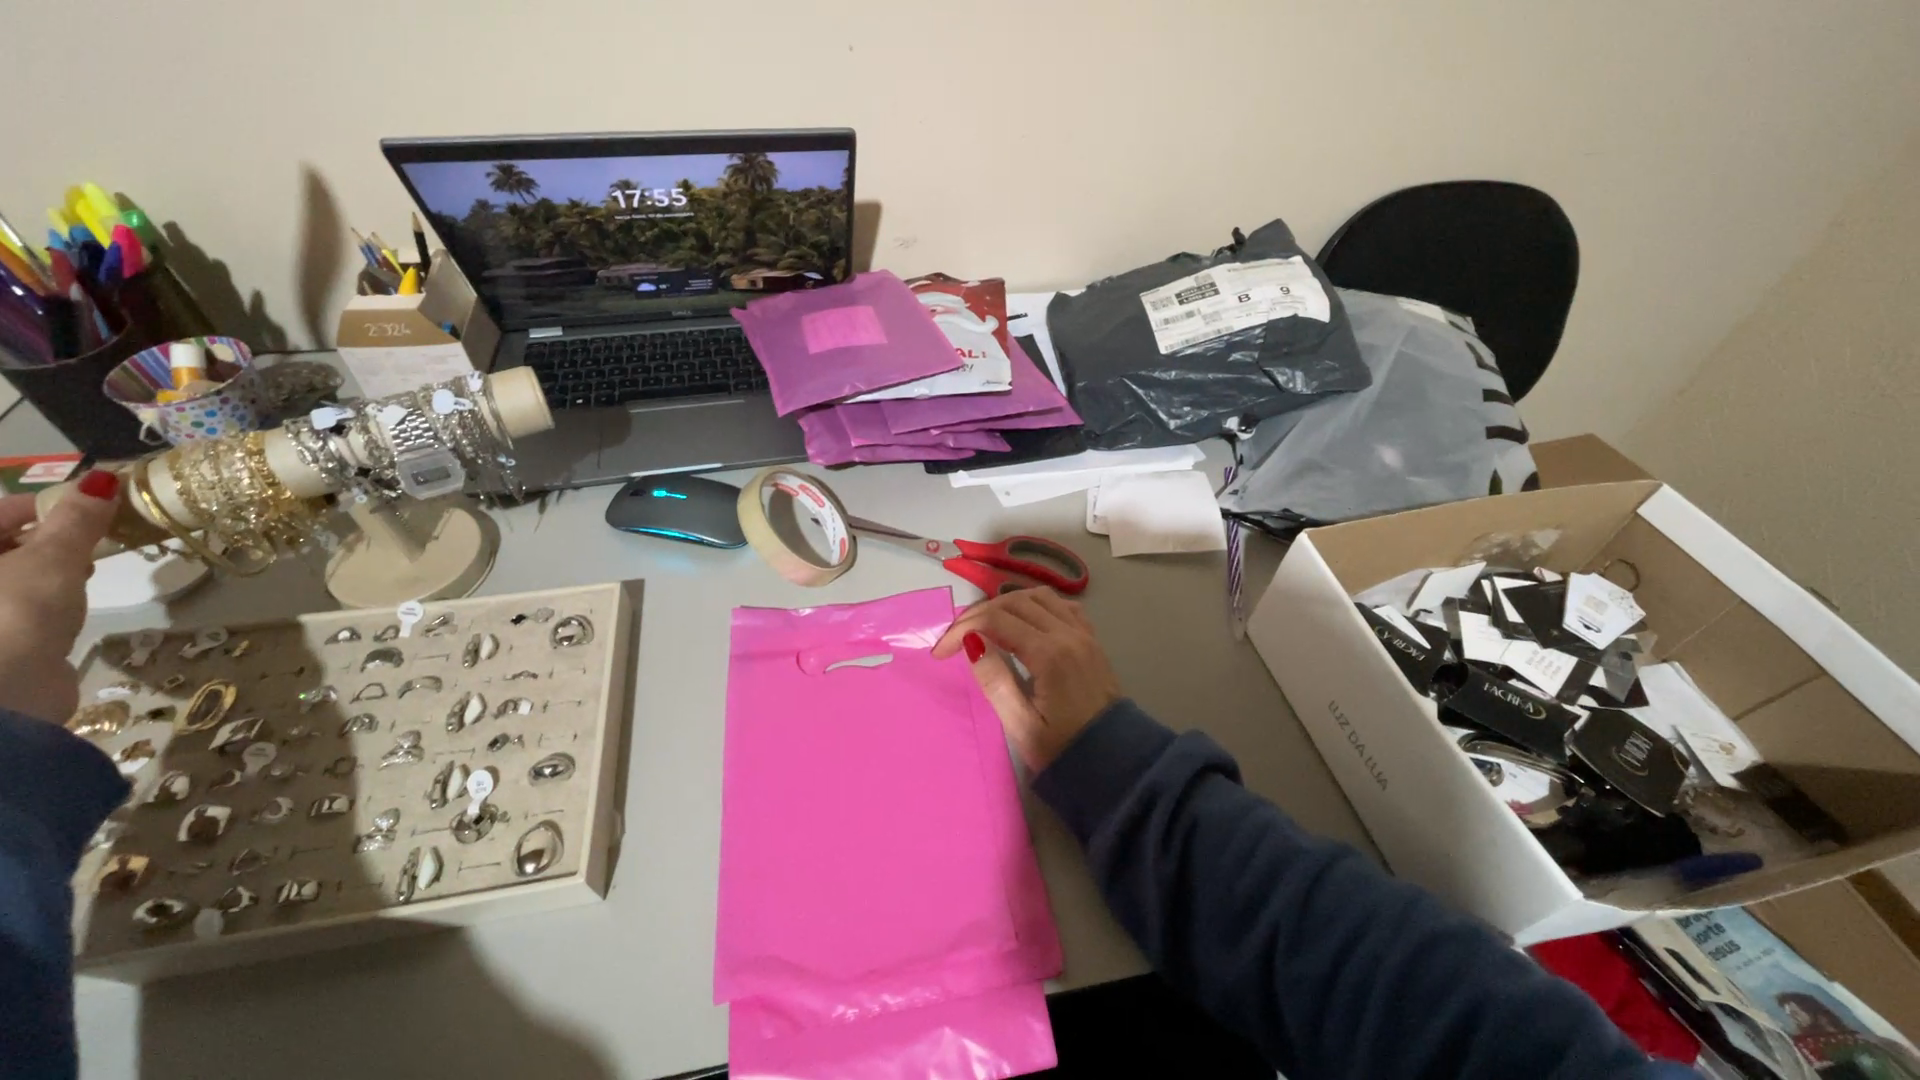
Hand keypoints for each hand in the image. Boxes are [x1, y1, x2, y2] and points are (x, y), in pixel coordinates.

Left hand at [0, 472, 119, 723]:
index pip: (0, 510)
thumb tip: (104, 480)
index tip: (99, 510)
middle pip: (0, 542)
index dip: (49, 506)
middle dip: (46, 539)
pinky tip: (63, 608)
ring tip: (79, 577)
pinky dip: (34, 599)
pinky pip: (7, 604)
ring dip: (42, 569)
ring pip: (6, 573)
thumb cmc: (13, 615)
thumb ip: (78, 520)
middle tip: (91, 545)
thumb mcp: (52, 560)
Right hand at [934, 589, 1121, 771]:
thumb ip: (996, 681)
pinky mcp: (1091, 640)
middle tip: (956, 639)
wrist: (1116, 761)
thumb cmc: (1064, 748)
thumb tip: (971, 642)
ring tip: (985, 627)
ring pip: (1039, 597)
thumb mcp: (1022, 726)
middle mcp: (1068, 634)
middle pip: (1014, 601)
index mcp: (1049, 654)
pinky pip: (1062, 606)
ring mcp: (1083, 634)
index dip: (962, 630)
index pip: (995, 621)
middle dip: (979, 614)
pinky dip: (1036, 606)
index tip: (941, 653)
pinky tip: (1024, 622)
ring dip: (1006, 605)